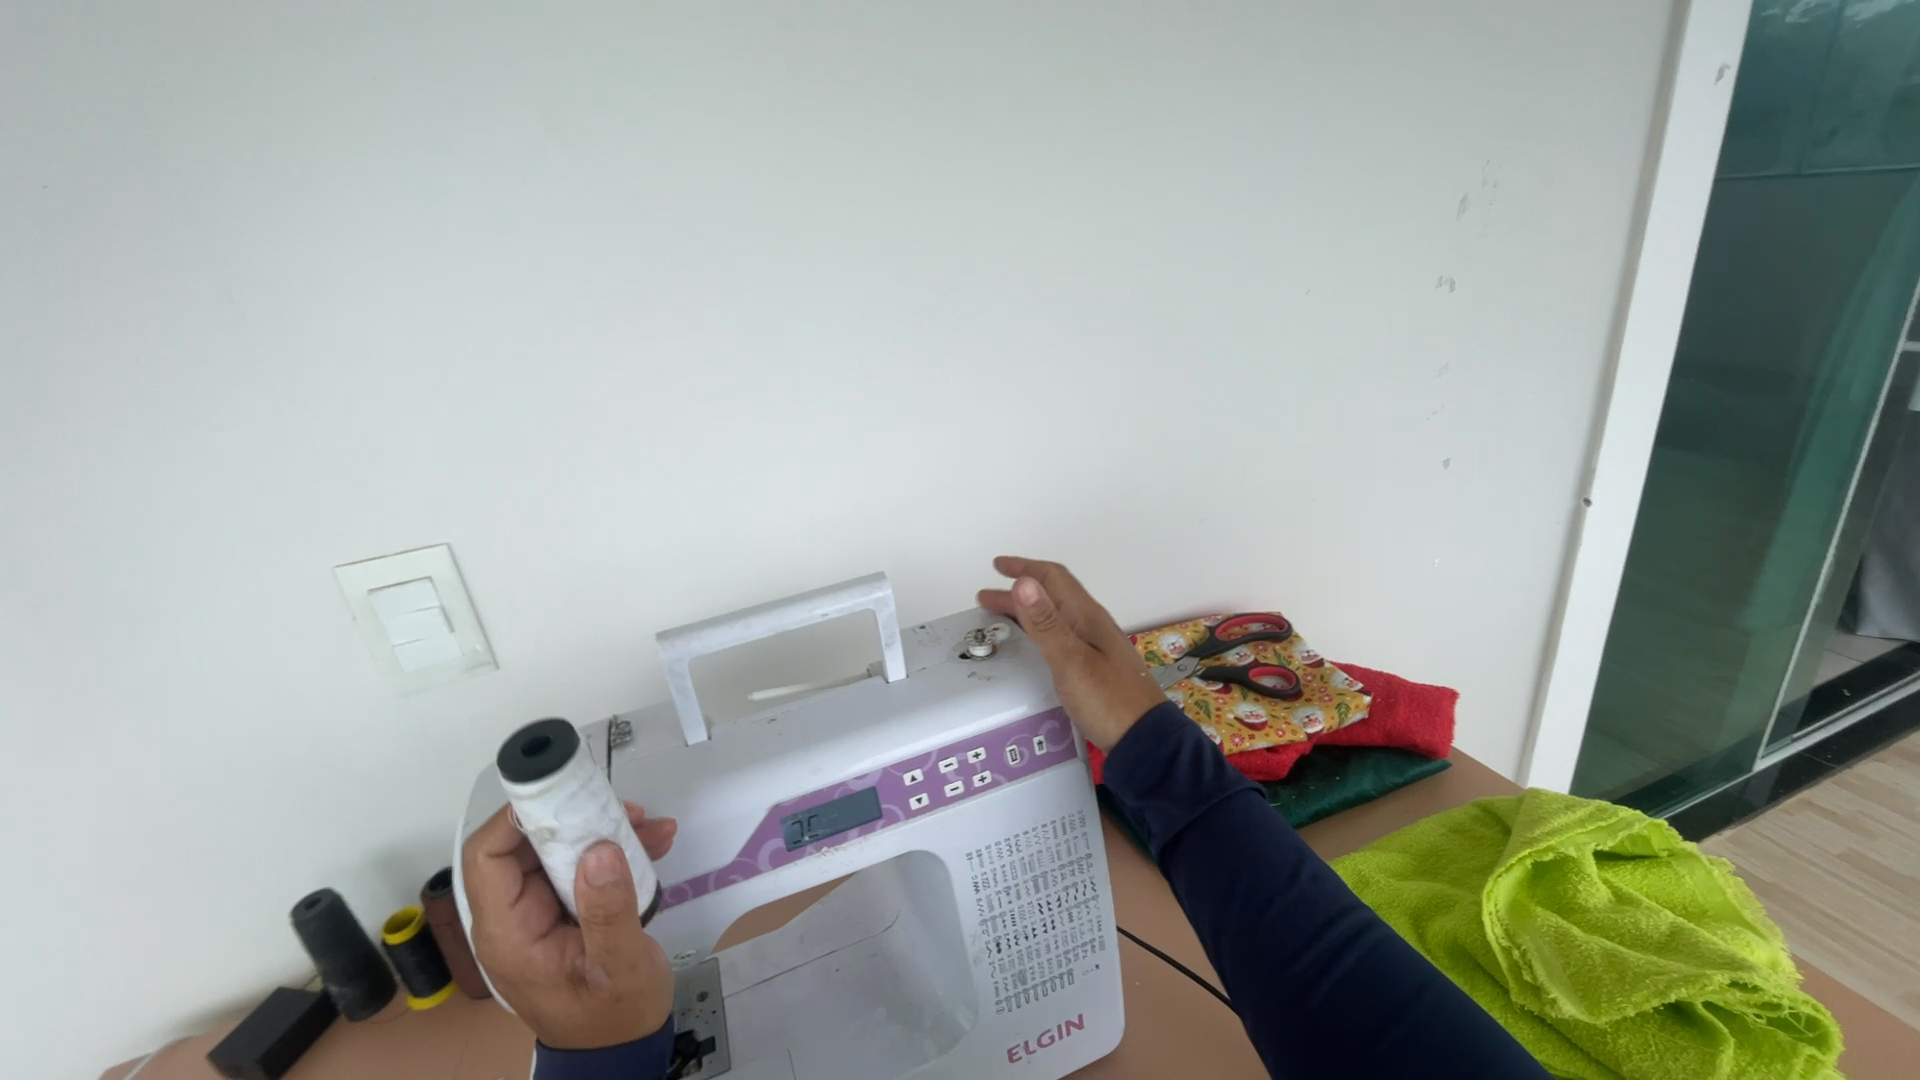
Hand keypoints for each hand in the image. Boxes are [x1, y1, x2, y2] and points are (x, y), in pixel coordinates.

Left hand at [462, 801, 678, 1048]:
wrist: (621, 1048)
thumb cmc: (614, 1014)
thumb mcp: (618, 965)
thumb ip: (608, 911)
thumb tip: (601, 850)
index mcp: (509, 932)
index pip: (489, 858)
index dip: (519, 818)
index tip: (567, 794)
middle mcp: (516, 916)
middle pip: (528, 846)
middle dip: (578, 819)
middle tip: (629, 809)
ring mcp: (541, 913)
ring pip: (560, 851)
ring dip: (606, 831)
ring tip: (654, 826)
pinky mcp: (566, 911)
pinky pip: (582, 866)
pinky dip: (617, 850)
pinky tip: (656, 843)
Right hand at [979, 556, 1167, 750]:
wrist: (1143, 739)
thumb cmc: (1108, 700)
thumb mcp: (1070, 660)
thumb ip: (1045, 623)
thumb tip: (1023, 582)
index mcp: (1087, 617)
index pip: (1054, 579)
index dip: (1025, 568)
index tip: (997, 566)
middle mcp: (1091, 626)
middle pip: (1052, 597)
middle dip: (1018, 592)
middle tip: (987, 598)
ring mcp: (1094, 647)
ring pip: (1054, 618)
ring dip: (1026, 612)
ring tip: (1001, 619)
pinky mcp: (1094, 668)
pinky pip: (1059, 638)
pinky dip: (1037, 633)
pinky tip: (1030, 648)